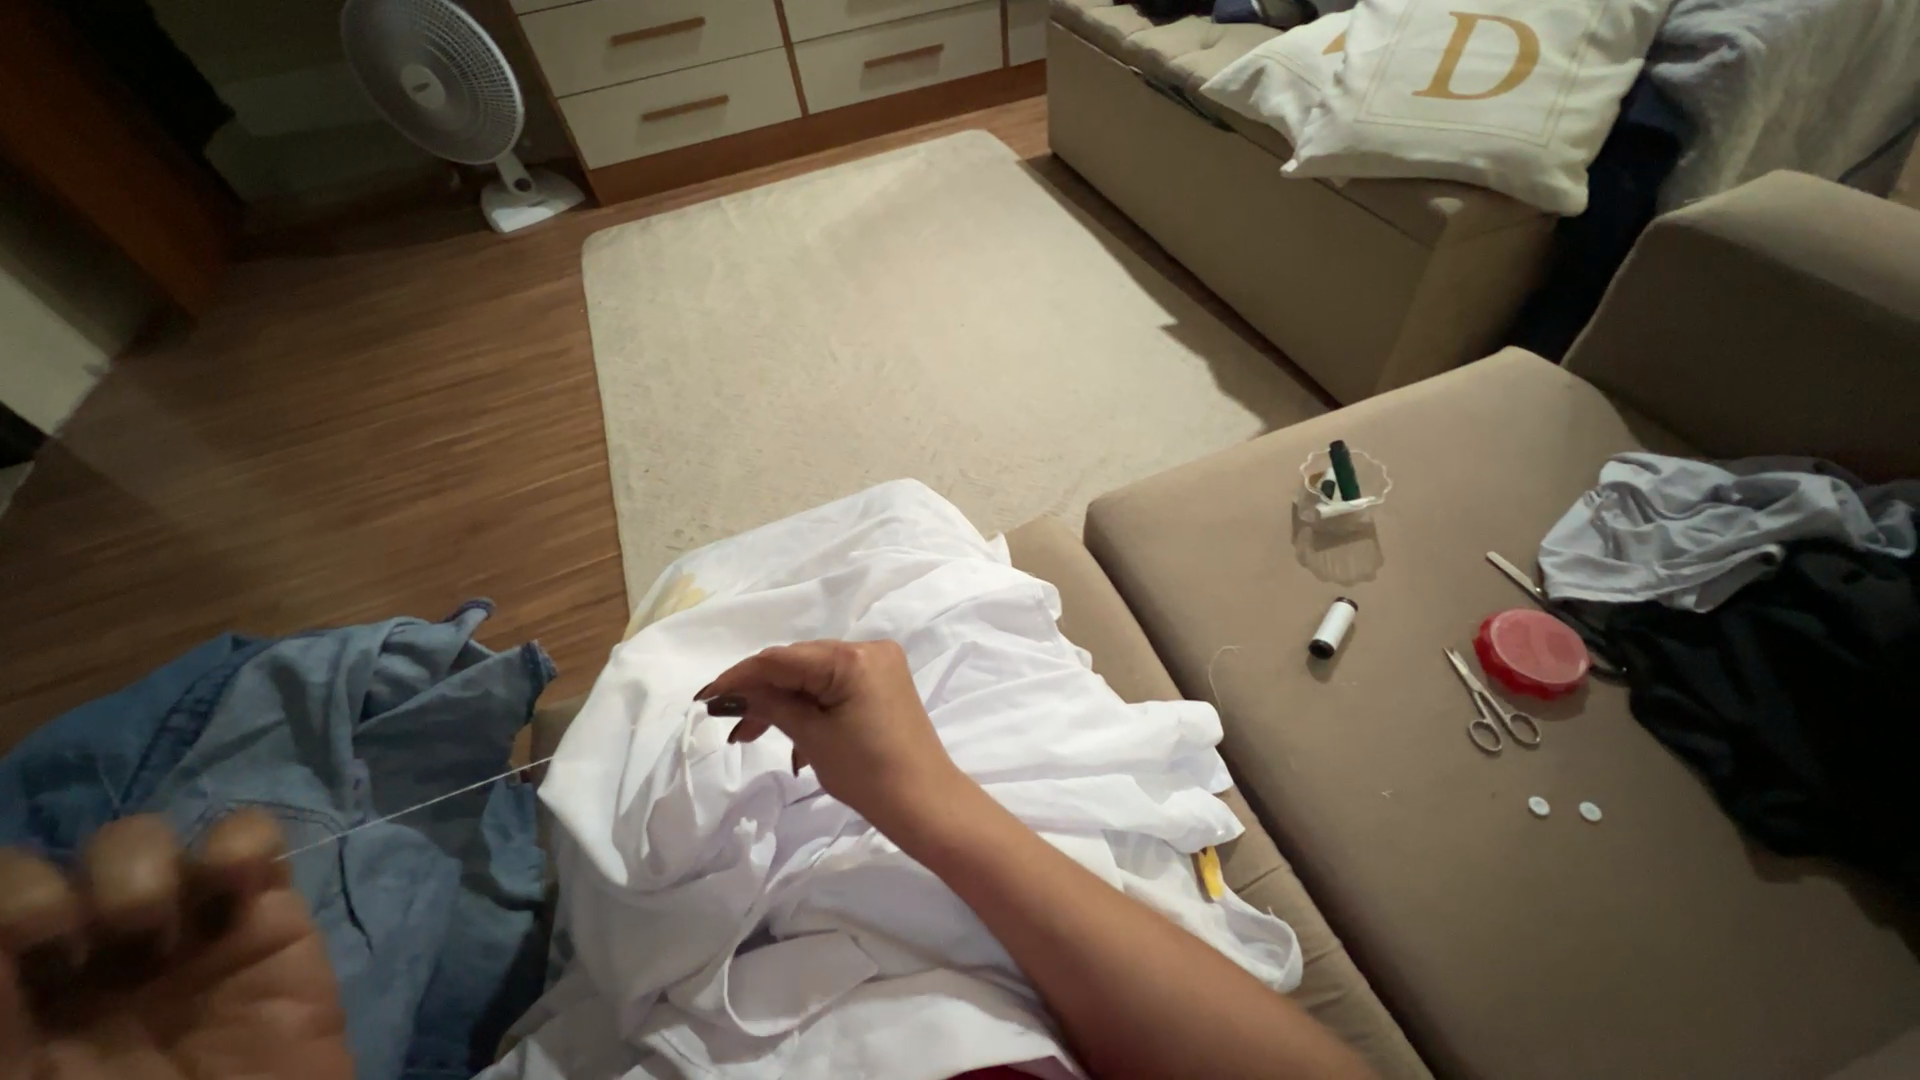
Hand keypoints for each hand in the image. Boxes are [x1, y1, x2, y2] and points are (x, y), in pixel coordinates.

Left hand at [1, 811, 350, 1079]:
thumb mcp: (8, 1077)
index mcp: (4, 998)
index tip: (10, 962)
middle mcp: (72, 953)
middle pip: (37, 864)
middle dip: (40, 897)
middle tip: (67, 958)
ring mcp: (176, 925)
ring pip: (137, 836)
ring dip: (136, 871)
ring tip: (154, 936)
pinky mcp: (264, 910)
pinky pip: (250, 834)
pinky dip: (239, 843)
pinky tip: (234, 892)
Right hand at [699, 640, 972, 836]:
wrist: (925, 802)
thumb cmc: (868, 773)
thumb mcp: (811, 738)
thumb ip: (770, 705)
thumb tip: (731, 693)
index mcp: (852, 657)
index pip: (781, 659)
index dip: (739, 677)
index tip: (704, 698)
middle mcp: (868, 649)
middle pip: (797, 664)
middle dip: (760, 692)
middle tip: (729, 724)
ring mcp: (879, 665)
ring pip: (814, 676)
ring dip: (783, 703)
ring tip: (751, 736)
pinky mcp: (883, 683)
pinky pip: (835, 686)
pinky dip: (810, 707)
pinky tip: (795, 741)